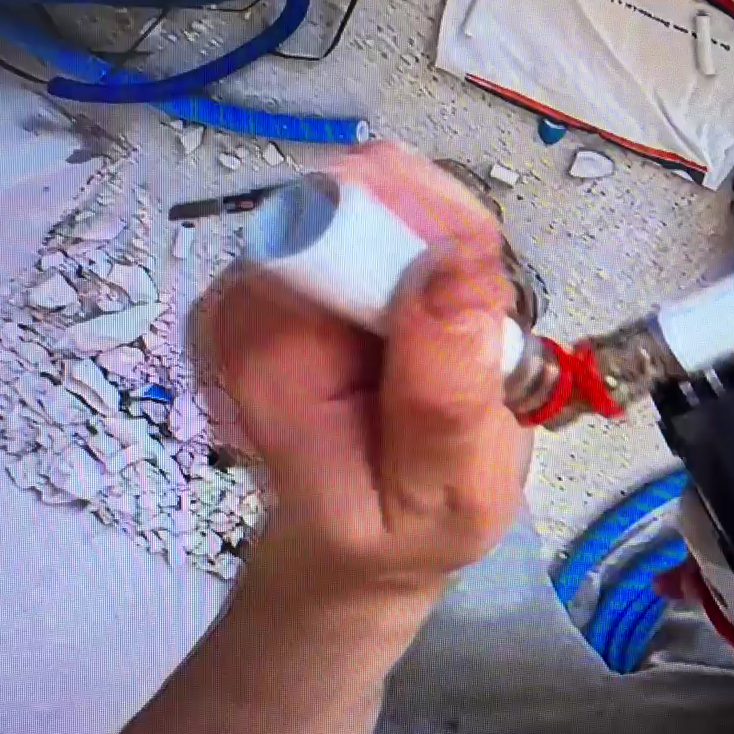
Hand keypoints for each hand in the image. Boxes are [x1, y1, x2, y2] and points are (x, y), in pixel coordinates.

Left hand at [198, 142, 530, 624]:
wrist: (355, 540)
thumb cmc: (396, 530)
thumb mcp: (442, 492)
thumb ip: (446, 394)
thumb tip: (460, 261)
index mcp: (262, 351)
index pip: (337, 223)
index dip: (425, 232)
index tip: (485, 289)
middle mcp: (248, 295)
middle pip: (364, 194)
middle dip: (446, 242)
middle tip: (481, 326)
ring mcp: (273, 274)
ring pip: (387, 197)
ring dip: (448, 250)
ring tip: (463, 331)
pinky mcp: (306, 266)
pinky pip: (390, 215)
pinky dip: (437, 254)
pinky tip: (442, 316)